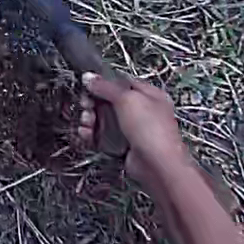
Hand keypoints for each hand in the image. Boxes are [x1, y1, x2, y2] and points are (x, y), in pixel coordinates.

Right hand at [76, 73, 191, 181]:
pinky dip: (94, 134)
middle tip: (85, 104)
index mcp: (149, 94)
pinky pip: (105, 136)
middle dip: (94, 102)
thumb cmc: (151, 129)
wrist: (158, 166)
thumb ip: (105, 87)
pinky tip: (86, 133)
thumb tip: (89, 77)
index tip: (88, 85)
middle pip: (110, 101)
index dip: (104, 83)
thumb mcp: (127, 99)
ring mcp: (134, 130)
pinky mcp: (125, 146)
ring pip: (106, 119)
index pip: (122, 82)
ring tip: (86, 121)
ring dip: (91, 118)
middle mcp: (142, 111)